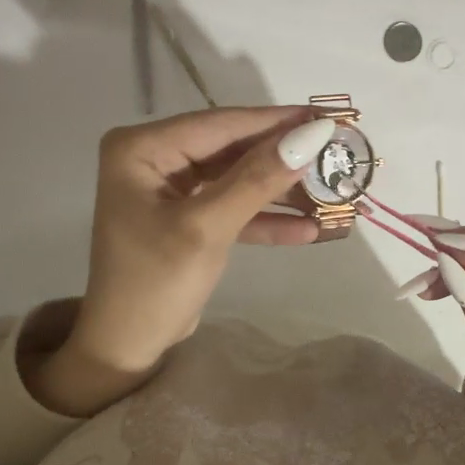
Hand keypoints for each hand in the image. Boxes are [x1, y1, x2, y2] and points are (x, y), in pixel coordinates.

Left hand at [26, 107, 335, 415]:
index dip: (275, 122)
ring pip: (236, 180)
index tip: (327, 118)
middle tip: (336, 154)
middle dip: (282, 159)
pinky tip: (308, 230)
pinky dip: (264, 221)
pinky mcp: (185, 220)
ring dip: (280, 192)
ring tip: (331, 194)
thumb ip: (257, 180)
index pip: (219, 125)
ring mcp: (169, 191)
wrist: (127, 345)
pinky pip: (231, 209)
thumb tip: (309, 137)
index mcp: (141, 148)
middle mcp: (152, 159)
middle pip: (230, 150)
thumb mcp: (207, 229)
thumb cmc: (155, 283)